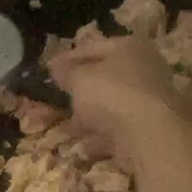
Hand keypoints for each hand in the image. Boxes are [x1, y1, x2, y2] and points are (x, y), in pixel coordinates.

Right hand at [48, 35, 191, 157]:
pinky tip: (87, 145)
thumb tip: (55, 65)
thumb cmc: (111, 94)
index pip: (90, 48)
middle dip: (75, 93)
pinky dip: (99, 136)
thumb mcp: (80, 79)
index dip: (66, 60)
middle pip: (100, 79)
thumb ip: (66, 72)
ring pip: (105, 106)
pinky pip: (113, 128)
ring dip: (86, 118)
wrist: (146, 132)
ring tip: (68, 129)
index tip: (46, 72)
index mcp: (127, 47)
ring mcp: (143, 98)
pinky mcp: (143, 125)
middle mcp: (140, 67)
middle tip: (52, 105)